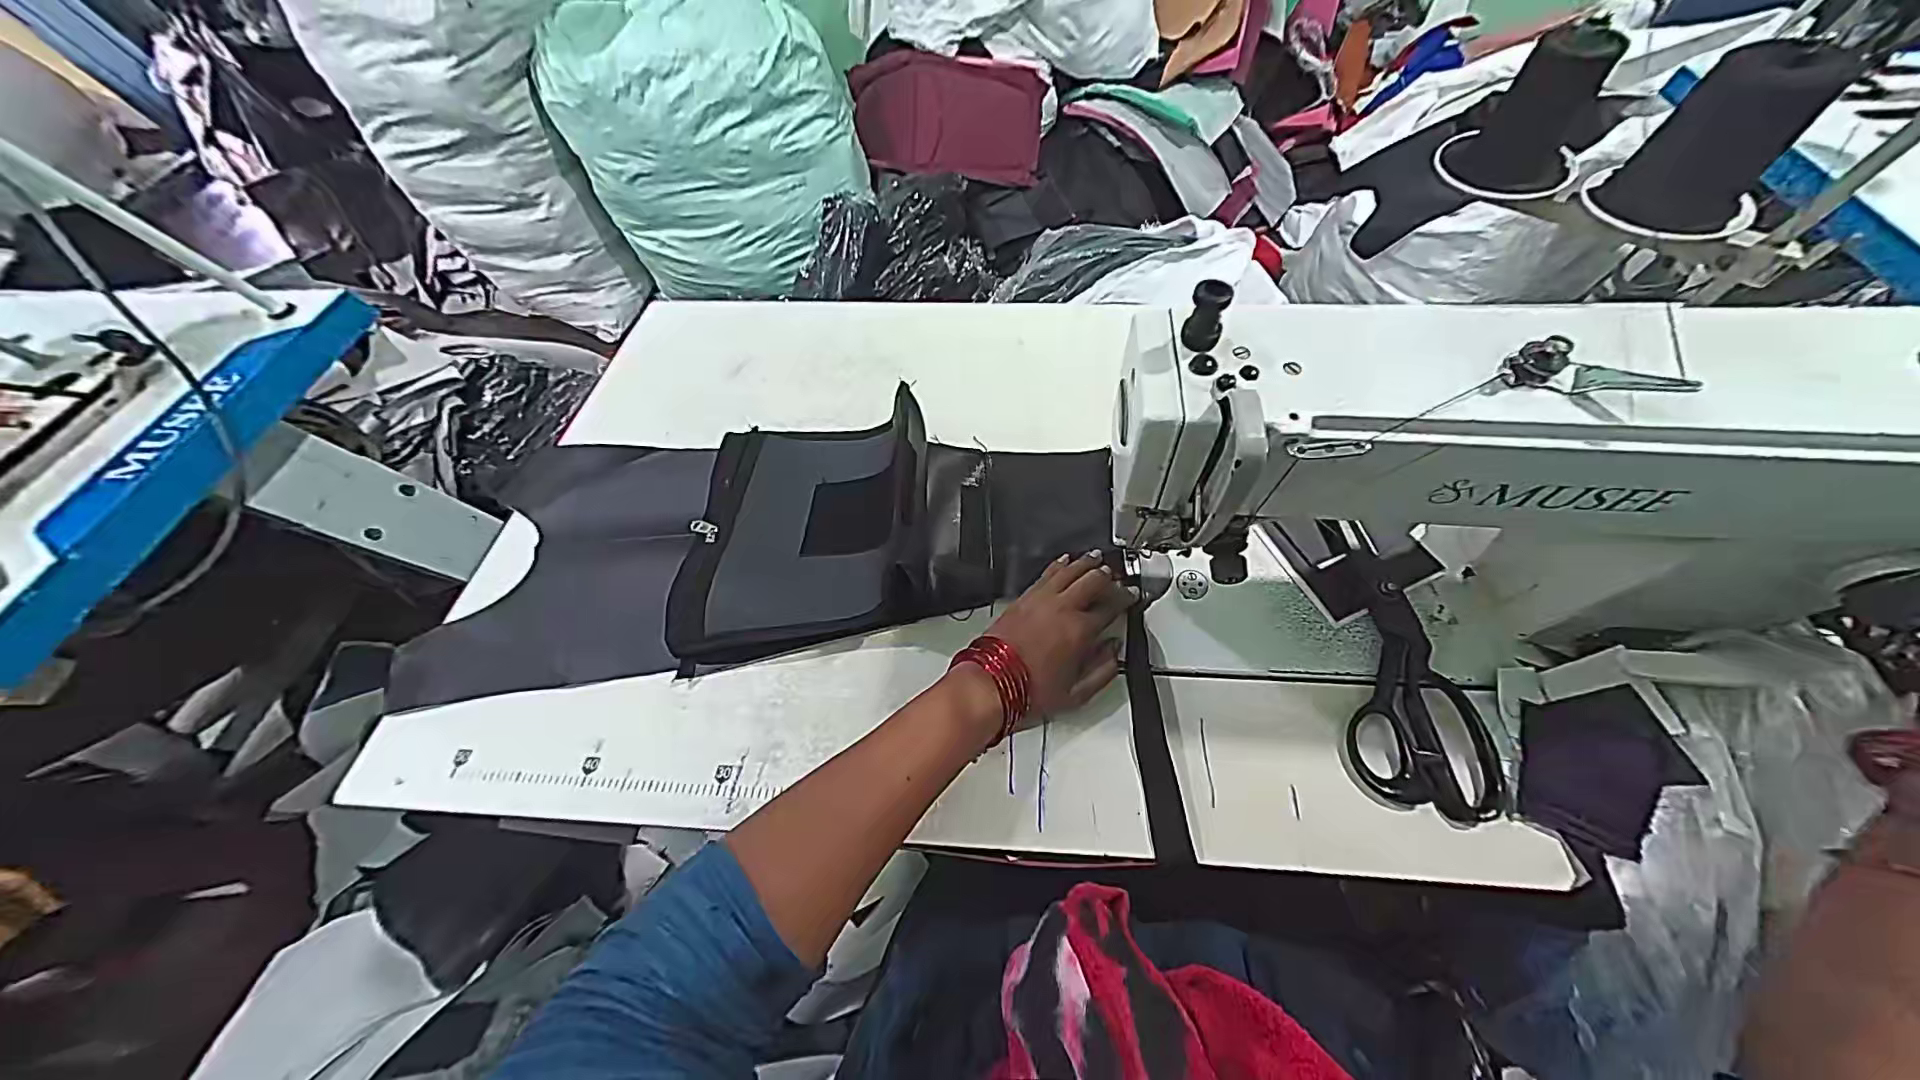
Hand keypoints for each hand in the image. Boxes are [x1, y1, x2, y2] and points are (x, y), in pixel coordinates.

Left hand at [984, 550, 1138, 716]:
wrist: (991, 683)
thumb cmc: (1028, 690)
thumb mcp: (1077, 694)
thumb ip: (1102, 671)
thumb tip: (1113, 652)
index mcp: (1080, 631)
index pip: (1111, 606)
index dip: (1126, 598)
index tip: (1131, 596)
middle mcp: (1062, 609)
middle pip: (1093, 580)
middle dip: (1109, 576)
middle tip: (1117, 576)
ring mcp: (1041, 600)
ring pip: (1069, 570)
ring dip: (1086, 563)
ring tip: (1096, 559)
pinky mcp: (1023, 598)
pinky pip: (1047, 573)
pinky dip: (1060, 565)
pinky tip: (1064, 562)